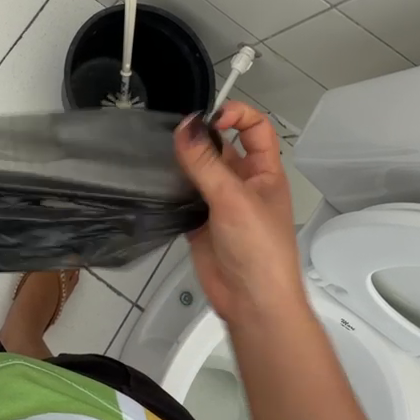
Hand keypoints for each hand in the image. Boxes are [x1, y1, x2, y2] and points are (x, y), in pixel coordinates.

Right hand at [173, 103, 307, 328]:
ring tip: (158, 153)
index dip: (236, 116)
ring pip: (200, 170)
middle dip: (201, 137)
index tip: (209, 119)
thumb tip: (184, 125)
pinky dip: (170, 185)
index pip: (256, 129)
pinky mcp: (200, 221)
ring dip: (182, 160)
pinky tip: (154, 179)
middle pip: (222, 147)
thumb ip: (206, 162)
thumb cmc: (258, 248)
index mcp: (265, 172)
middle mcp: (243, 183)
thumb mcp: (233, 199)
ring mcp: (220, 202)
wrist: (252, 303)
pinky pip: (184, 194)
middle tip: (173, 135)